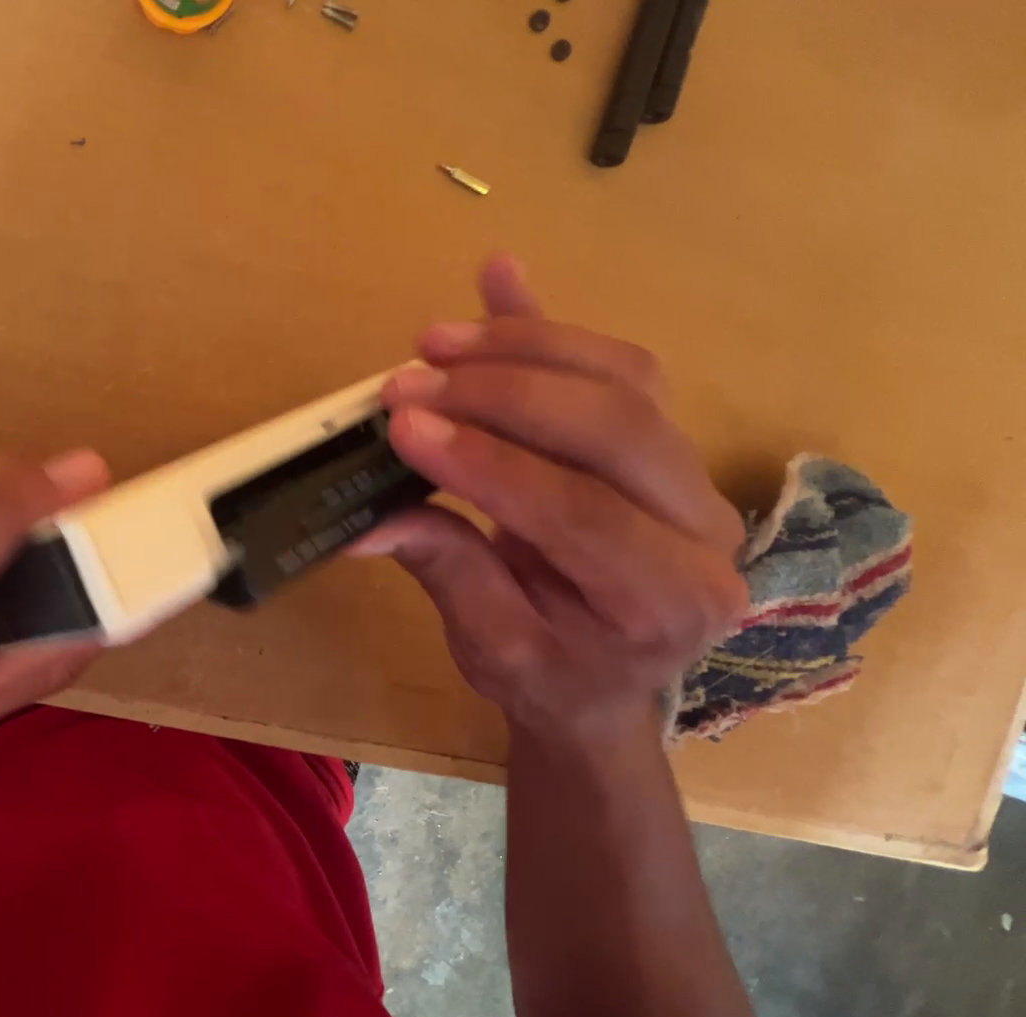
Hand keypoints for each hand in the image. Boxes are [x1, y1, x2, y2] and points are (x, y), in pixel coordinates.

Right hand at [353, 256, 747, 736]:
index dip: (485, 462)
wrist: (603, 686)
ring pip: (623, 381)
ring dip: (523, 347)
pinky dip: (549, 326)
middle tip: (408, 381)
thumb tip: (366, 519)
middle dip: (502, 392)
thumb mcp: (488, 645)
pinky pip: (616, 368)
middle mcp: (702, 527)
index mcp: (665, 598)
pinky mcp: (661, 444)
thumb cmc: (546, 677)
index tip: (402, 425)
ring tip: (434, 342)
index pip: (575, 510)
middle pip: (614, 427)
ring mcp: (692, 476)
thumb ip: (445, 569)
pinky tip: (500, 276)